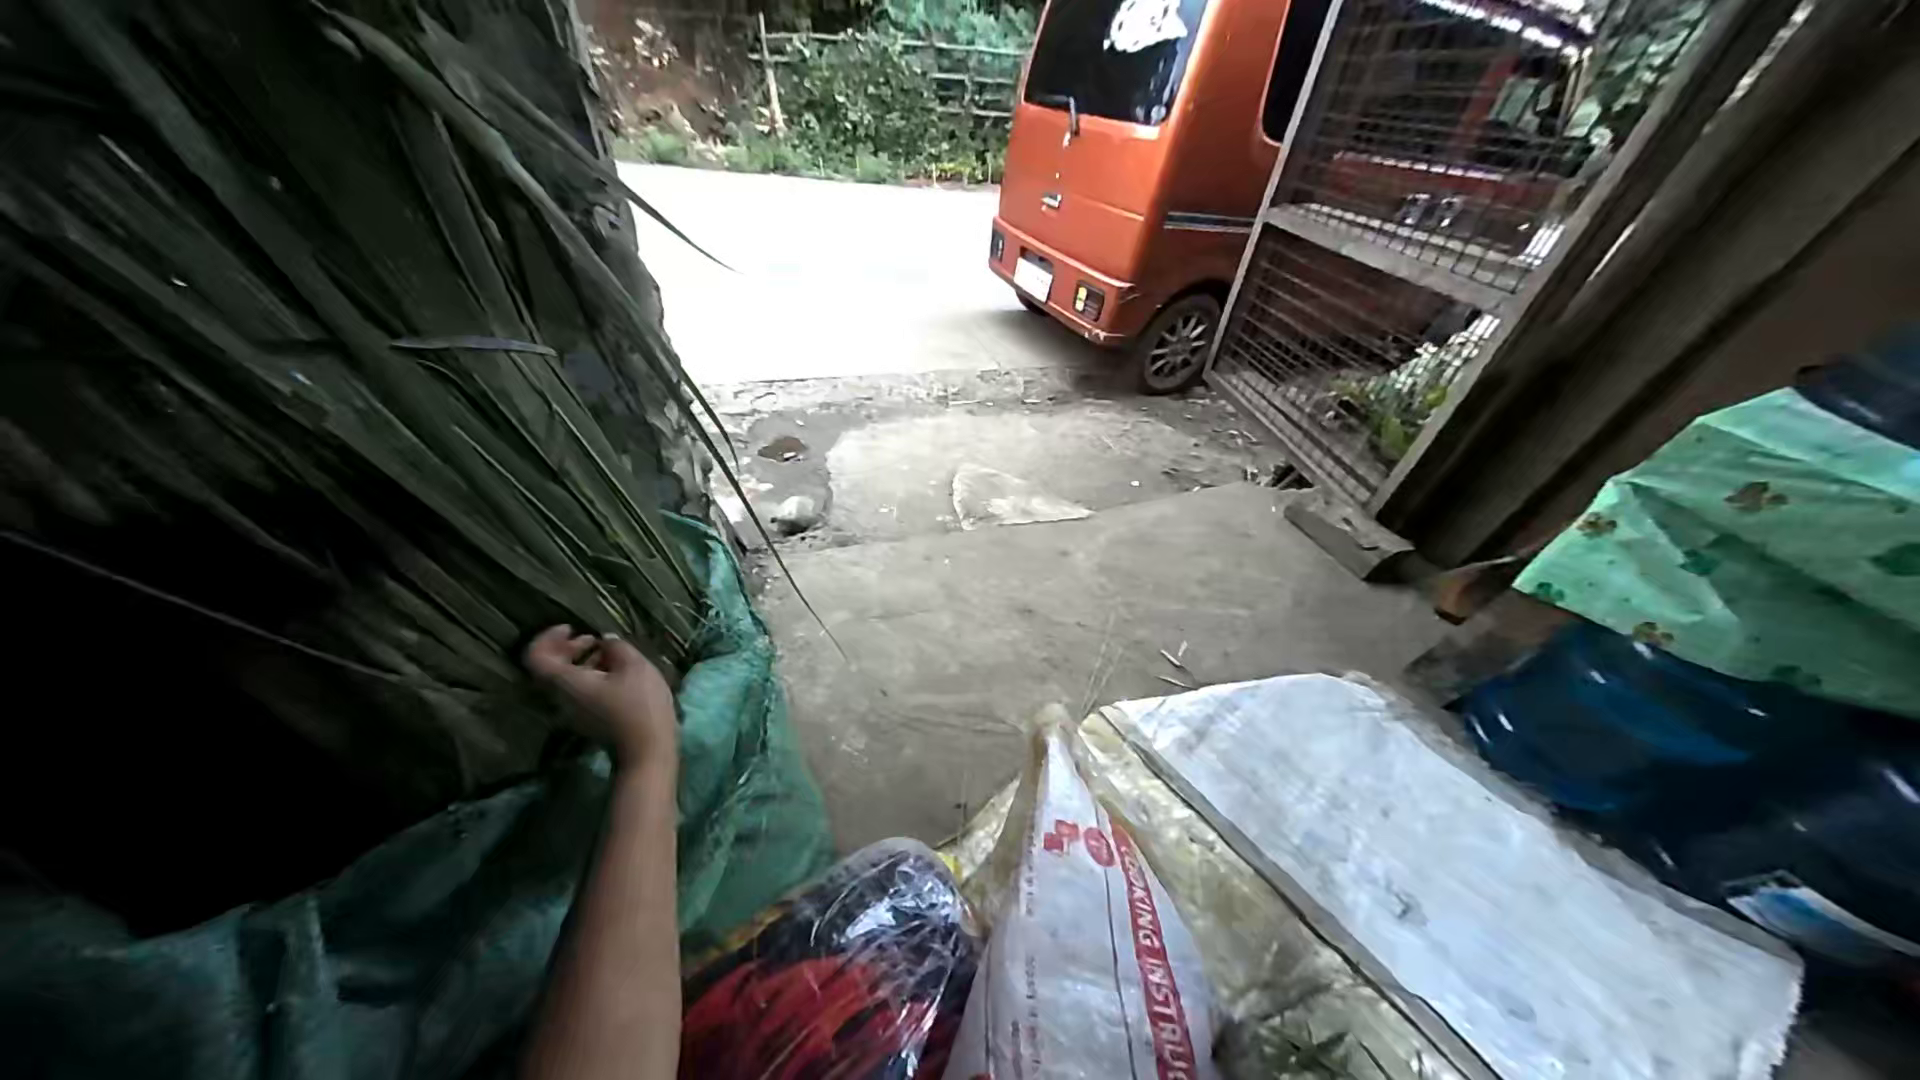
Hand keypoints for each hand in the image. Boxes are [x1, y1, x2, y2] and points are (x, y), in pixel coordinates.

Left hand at [525, 624, 677, 772]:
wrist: (647, 750)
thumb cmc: (640, 705)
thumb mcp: (635, 666)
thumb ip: (616, 647)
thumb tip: (605, 640)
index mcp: (566, 683)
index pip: (536, 656)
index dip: (548, 637)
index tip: (572, 627)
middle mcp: (561, 698)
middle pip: (549, 668)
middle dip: (568, 647)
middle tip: (594, 638)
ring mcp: (572, 712)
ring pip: (565, 680)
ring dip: (582, 661)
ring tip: (610, 652)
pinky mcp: (587, 719)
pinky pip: (578, 691)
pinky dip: (590, 675)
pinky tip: (616, 672)